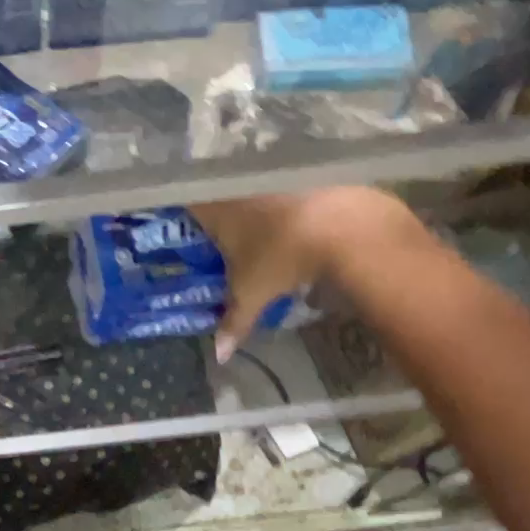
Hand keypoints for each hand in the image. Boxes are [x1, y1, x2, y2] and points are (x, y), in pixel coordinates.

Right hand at [193, 187, 418, 361]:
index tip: (187, 232)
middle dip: (222, 215)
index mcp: (216, 208)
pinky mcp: (307, 174)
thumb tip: (219, 356)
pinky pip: (286, 188)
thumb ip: (233, 322)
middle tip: (224, 239)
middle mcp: (239, 186)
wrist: (345, 225)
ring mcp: (274, 177)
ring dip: (256, 208)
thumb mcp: (252, 294)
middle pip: (220, 197)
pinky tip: (297, 223)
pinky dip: (288, 204)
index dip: (184, 217)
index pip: (184, 205)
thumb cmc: (281, 256)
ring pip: (254, 190)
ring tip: (263, 233)